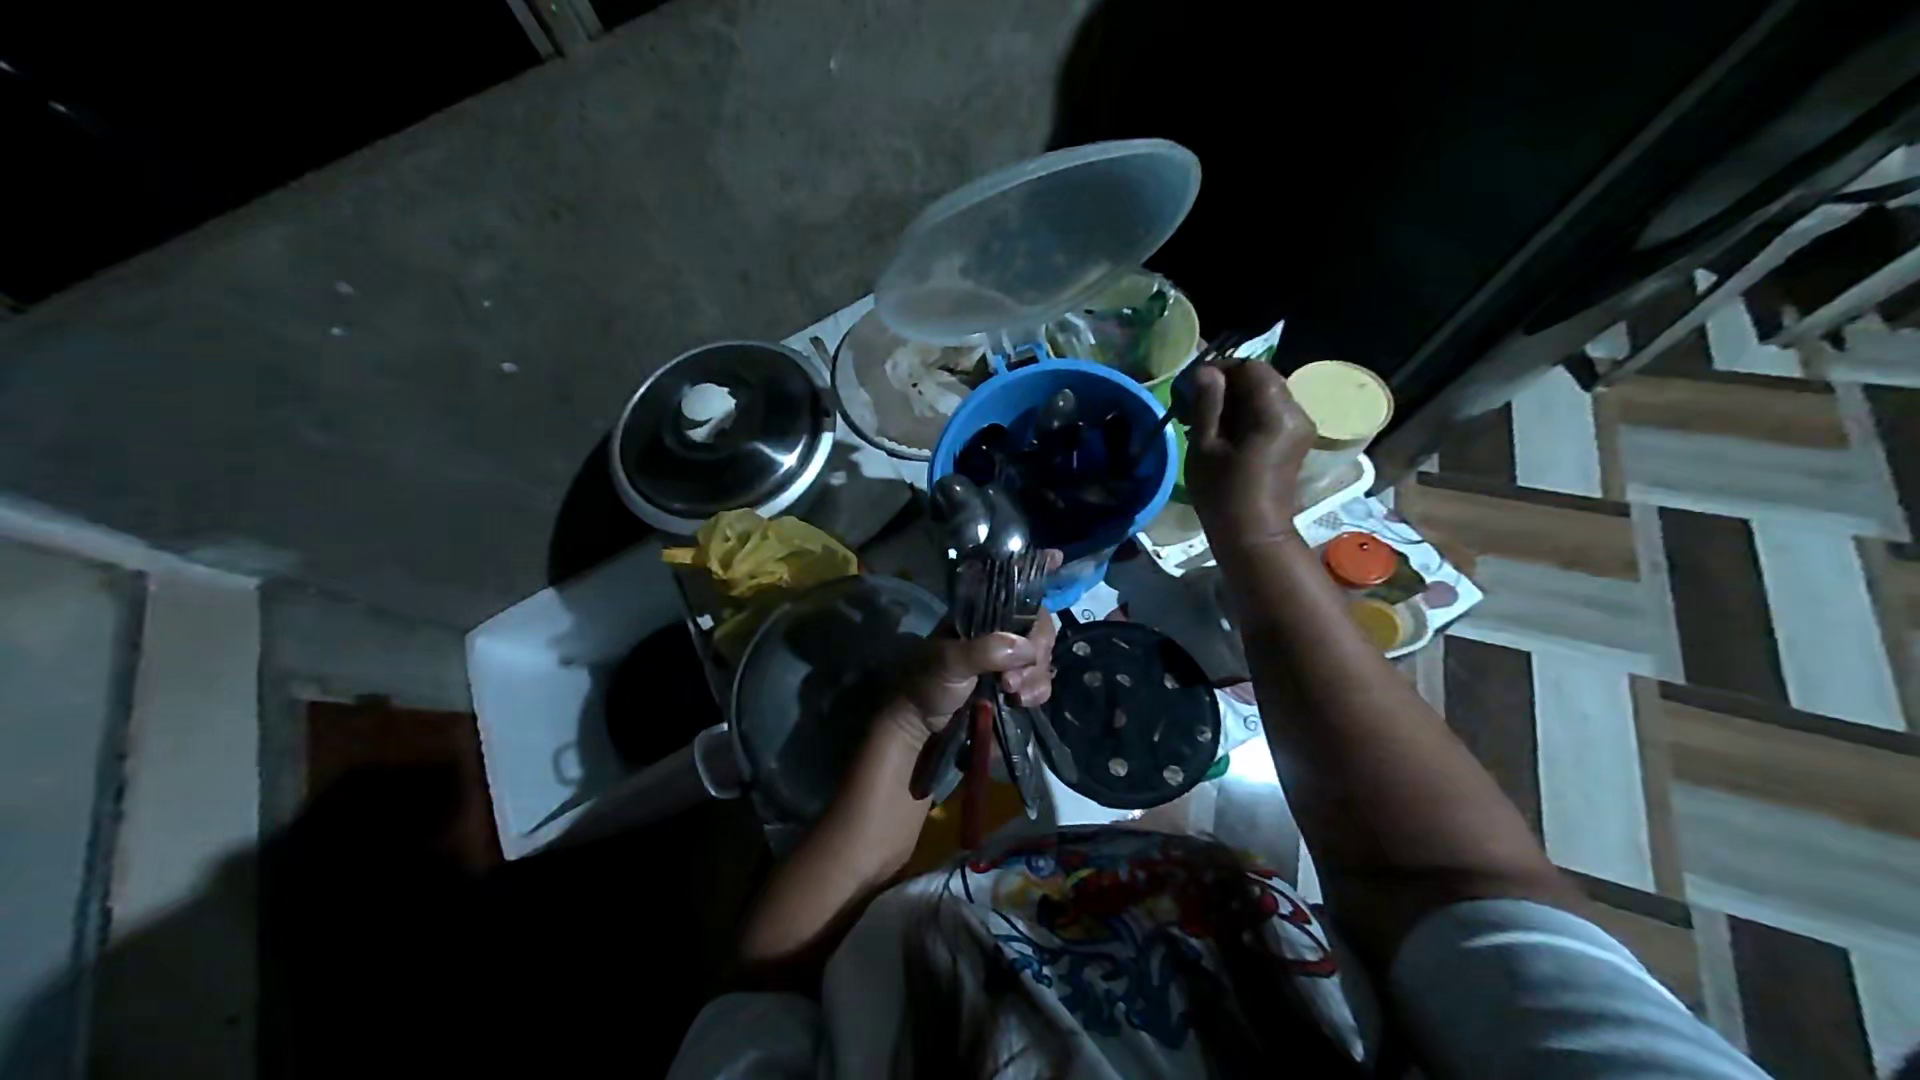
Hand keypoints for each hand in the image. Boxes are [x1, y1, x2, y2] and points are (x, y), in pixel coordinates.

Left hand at [888, 602, 1058, 745]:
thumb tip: (1027, 648)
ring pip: (1043, 657)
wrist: (920, 722)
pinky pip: (1041, 681)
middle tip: (1010, 680)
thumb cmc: (928, 681)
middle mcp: (1001, 631)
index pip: (1019, 596)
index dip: (1037, 596)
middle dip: (1035, 655)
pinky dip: (1037, 691)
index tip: (1053, 580)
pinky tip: (1021, 702)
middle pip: (1040, 629)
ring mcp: (1010, 658)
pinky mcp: (1017, 684)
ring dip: (1035, 677)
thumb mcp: (949, 661)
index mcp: (983, 614)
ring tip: (1012, 693)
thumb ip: (985, 650)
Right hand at [1184, 359, 1316, 551]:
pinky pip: (1271, 413)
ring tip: (1205, 419)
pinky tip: (1224, 432)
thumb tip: (1205, 372)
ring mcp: (1300, 427)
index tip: (1192, 385)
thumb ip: (1207, 404)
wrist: (1253, 535)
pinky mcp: (1296, 440)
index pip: (1252, 368)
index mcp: (1275, 413)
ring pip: (1267, 395)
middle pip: (1263, 379)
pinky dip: (1247, 414)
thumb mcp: (1205, 447)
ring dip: (1236, 399)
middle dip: (1228, 384)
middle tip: (1195, 402)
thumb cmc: (1223, 494)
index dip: (1221, 369)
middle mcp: (1297, 413)